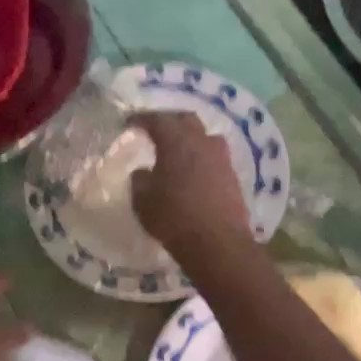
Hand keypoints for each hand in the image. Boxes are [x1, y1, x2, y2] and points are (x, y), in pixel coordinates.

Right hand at [130, 111, 251, 251]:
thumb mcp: (142, 200)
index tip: (128, 123)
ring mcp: (221, 157)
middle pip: (185, 119)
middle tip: (154, 129)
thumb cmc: (172, 216)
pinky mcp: (231, 174)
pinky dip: (198, 156)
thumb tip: (143, 171)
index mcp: (176, 142)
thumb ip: (140, 179)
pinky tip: (190, 170)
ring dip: (188, 138)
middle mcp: (202, 142)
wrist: (215, 241)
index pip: (157, 120)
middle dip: (168, 120)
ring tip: (175, 149)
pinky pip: (212, 156)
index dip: (141, 119)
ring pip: (203, 136)